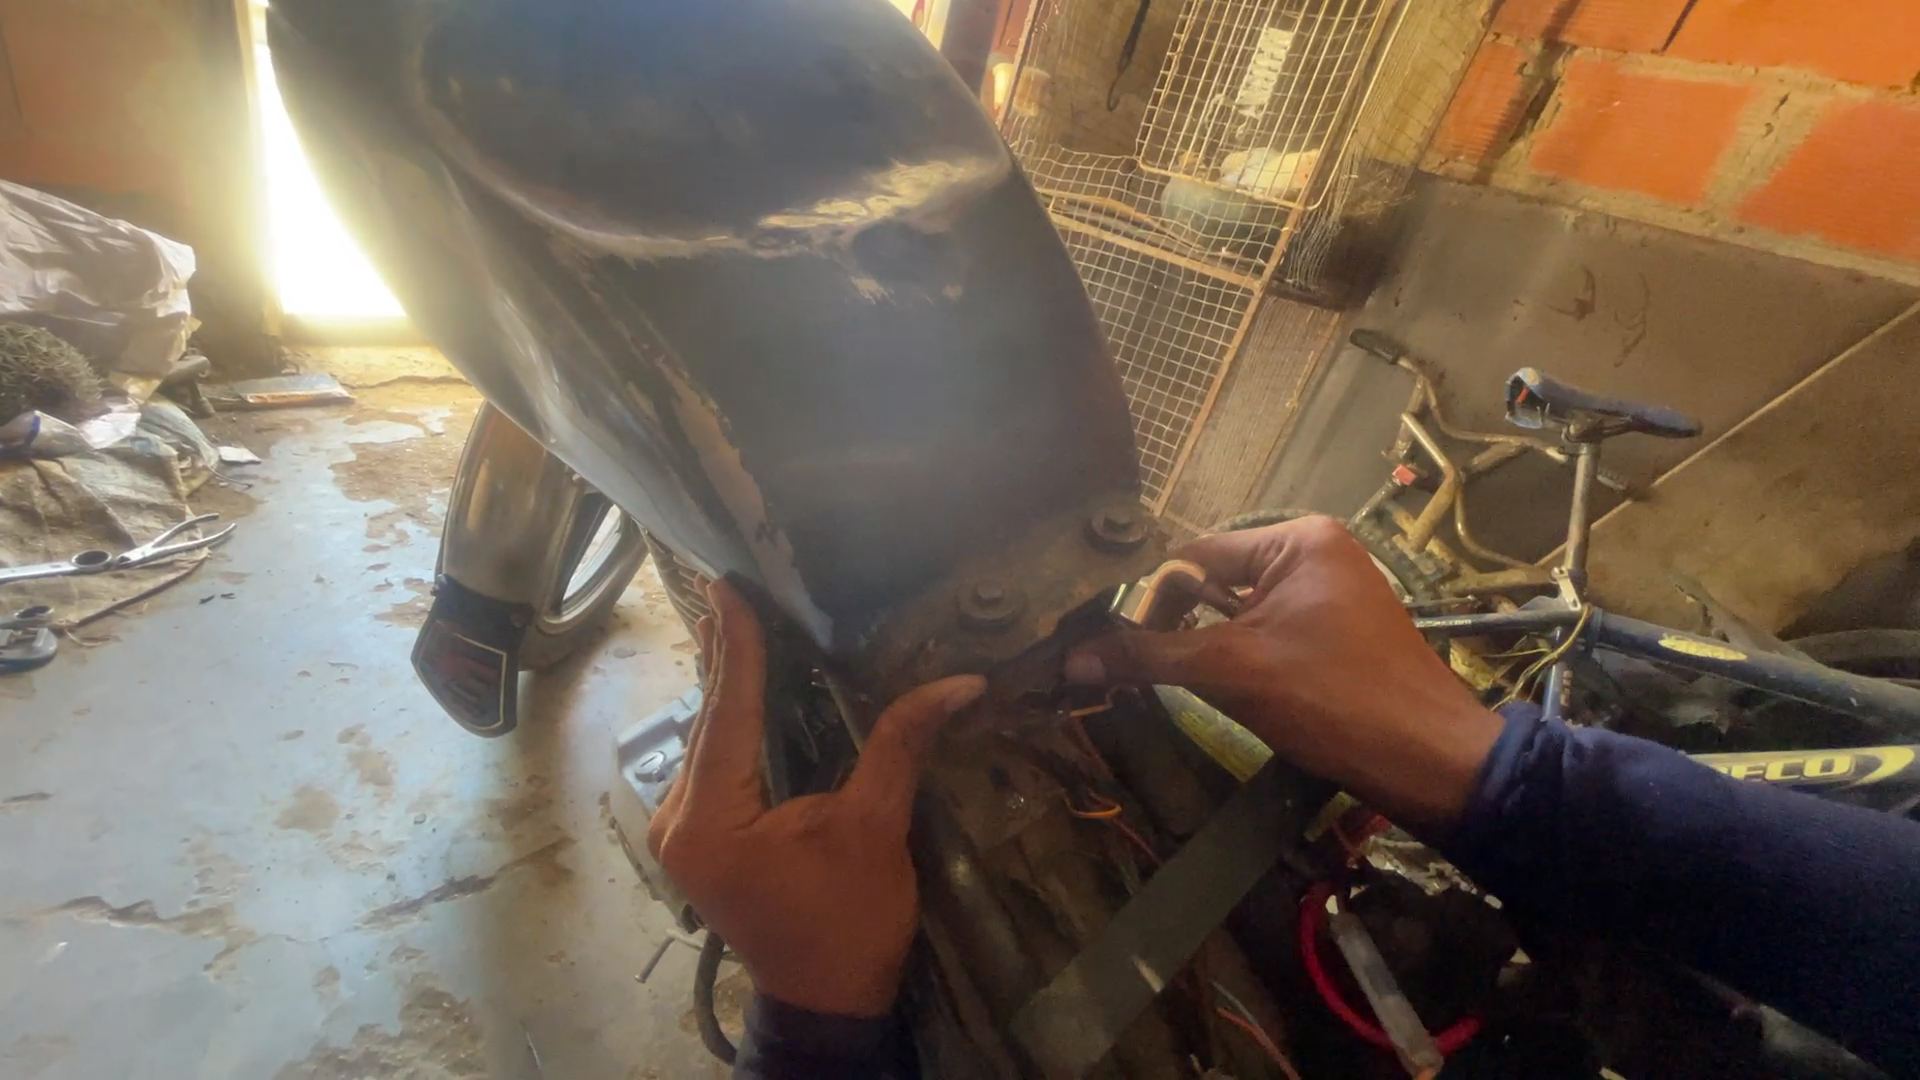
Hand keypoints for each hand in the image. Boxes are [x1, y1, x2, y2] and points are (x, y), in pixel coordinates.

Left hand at [647, 580, 987, 1016]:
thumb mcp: (876, 828)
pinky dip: (733, 712)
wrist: (825, 1000)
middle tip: (729, 587)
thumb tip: (960, 682)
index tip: (728, 587)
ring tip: (731, 615)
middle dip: (726, 651)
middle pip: (711, 717)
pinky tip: (742, 677)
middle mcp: (681, 817)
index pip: (730, 711)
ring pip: (709, 734)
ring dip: (727, 678)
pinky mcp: (703, 832)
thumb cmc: (848, 921)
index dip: (738, 645)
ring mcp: (685, 827)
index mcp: (712, 818)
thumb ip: (900, 744)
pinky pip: (716, 755)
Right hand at [1065, 516, 1501, 828]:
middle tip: (1139, 664)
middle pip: (1214, 583)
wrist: (1432, 766)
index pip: (1195, 557)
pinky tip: (1219, 685)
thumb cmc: (1330, 699)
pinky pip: (1264, 631)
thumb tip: (1070, 659)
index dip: (1151, 600)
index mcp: (1295, 539)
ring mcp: (1327, 592)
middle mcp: (1312, 552)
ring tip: (1174, 676)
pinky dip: (1235, 654)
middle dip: (1177, 624)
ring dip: (1203, 644)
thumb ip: (1146, 657)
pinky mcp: (1332, 629)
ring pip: (1236, 611)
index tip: (1118, 643)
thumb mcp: (1228, 671)